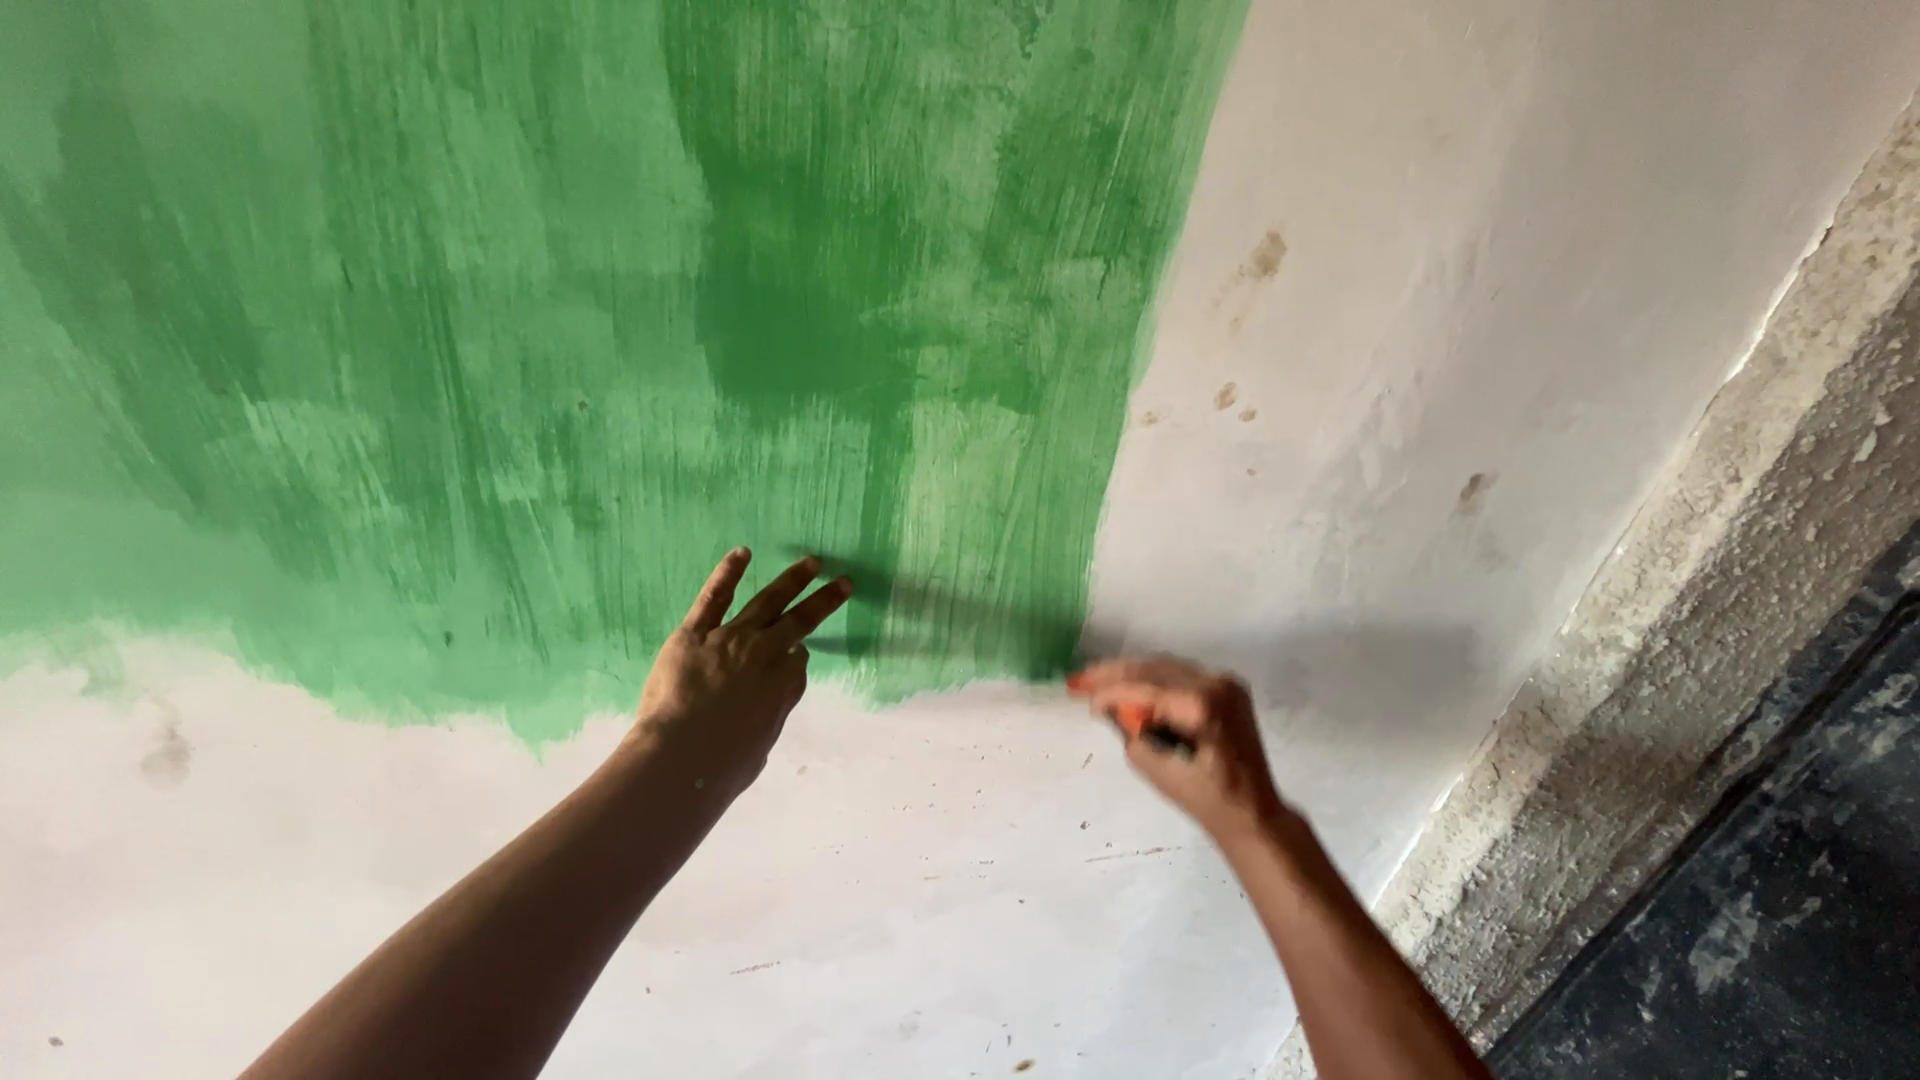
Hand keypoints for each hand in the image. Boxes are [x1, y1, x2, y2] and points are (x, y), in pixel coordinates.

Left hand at [629, 548, 851, 798]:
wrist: (681, 759)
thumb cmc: (723, 766)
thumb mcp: (763, 744)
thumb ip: (774, 710)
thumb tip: (783, 686)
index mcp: (783, 685)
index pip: (799, 662)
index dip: (797, 658)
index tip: (796, 656)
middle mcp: (763, 654)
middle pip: (800, 621)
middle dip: (823, 601)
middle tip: (842, 582)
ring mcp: (730, 639)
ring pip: (766, 602)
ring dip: (791, 581)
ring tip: (810, 563)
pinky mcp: (694, 633)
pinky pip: (714, 597)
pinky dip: (728, 573)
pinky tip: (742, 553)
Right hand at [1068, 658, 1288, 840]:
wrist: (1252, 809)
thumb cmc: (1204, 798)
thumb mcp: (1155, 767)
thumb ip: (1130, 730)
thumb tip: (1109, 706)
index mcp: (1201, 707)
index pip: (1143, 688)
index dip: (1109, 690)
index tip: (1080, 693)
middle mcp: (1216, 684)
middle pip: (1153, 669)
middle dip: (1115, 673)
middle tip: (1081, 678)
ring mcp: (1225, 681)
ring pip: (1166, 666)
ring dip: (1133, 673)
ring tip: (1099, 678)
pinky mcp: (1228, 686)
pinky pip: (1181, 673)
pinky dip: (1155, 678)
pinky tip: (1132, 684)